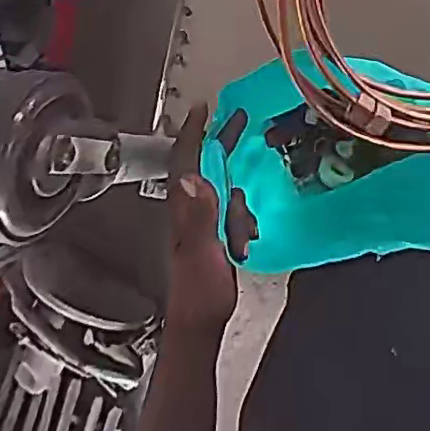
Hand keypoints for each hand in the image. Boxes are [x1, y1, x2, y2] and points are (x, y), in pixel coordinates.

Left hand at [164, 103, 237, 333]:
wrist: (201, 323)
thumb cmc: (199, 290)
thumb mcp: (202, 250)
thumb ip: (199, 214)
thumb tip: (192, 175)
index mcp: (184, 208)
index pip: (186, 161)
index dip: (193, 133)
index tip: (203, 108)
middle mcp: (191, 209)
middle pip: (207, 165)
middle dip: (222, 143)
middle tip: (241, 118)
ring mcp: (202, 221)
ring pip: (226, 194)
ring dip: (239, 211)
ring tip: (241, 240)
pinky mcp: (215, 234)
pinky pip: (234, 213)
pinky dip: (243, 222)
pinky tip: (245, 242)